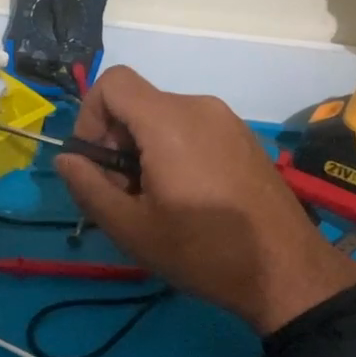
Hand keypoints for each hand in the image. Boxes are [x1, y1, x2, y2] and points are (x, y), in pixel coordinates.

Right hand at [53, 66, 355, 334]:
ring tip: (154, 203)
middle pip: (136, 104)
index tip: (95, 163)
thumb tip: (67, 159)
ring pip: (161, 118)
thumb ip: (88, 187)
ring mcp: (226, 120)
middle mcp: (198, 107)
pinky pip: (190, 129)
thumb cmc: (203, 251)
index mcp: (169, 121)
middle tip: (123, 195)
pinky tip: (186, 199)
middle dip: (115, 143)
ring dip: (143, 151)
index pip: (112, 82)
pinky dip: (172, 152)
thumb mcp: (131, 229)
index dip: (90, 116)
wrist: (288, 273)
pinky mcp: (242, 138)